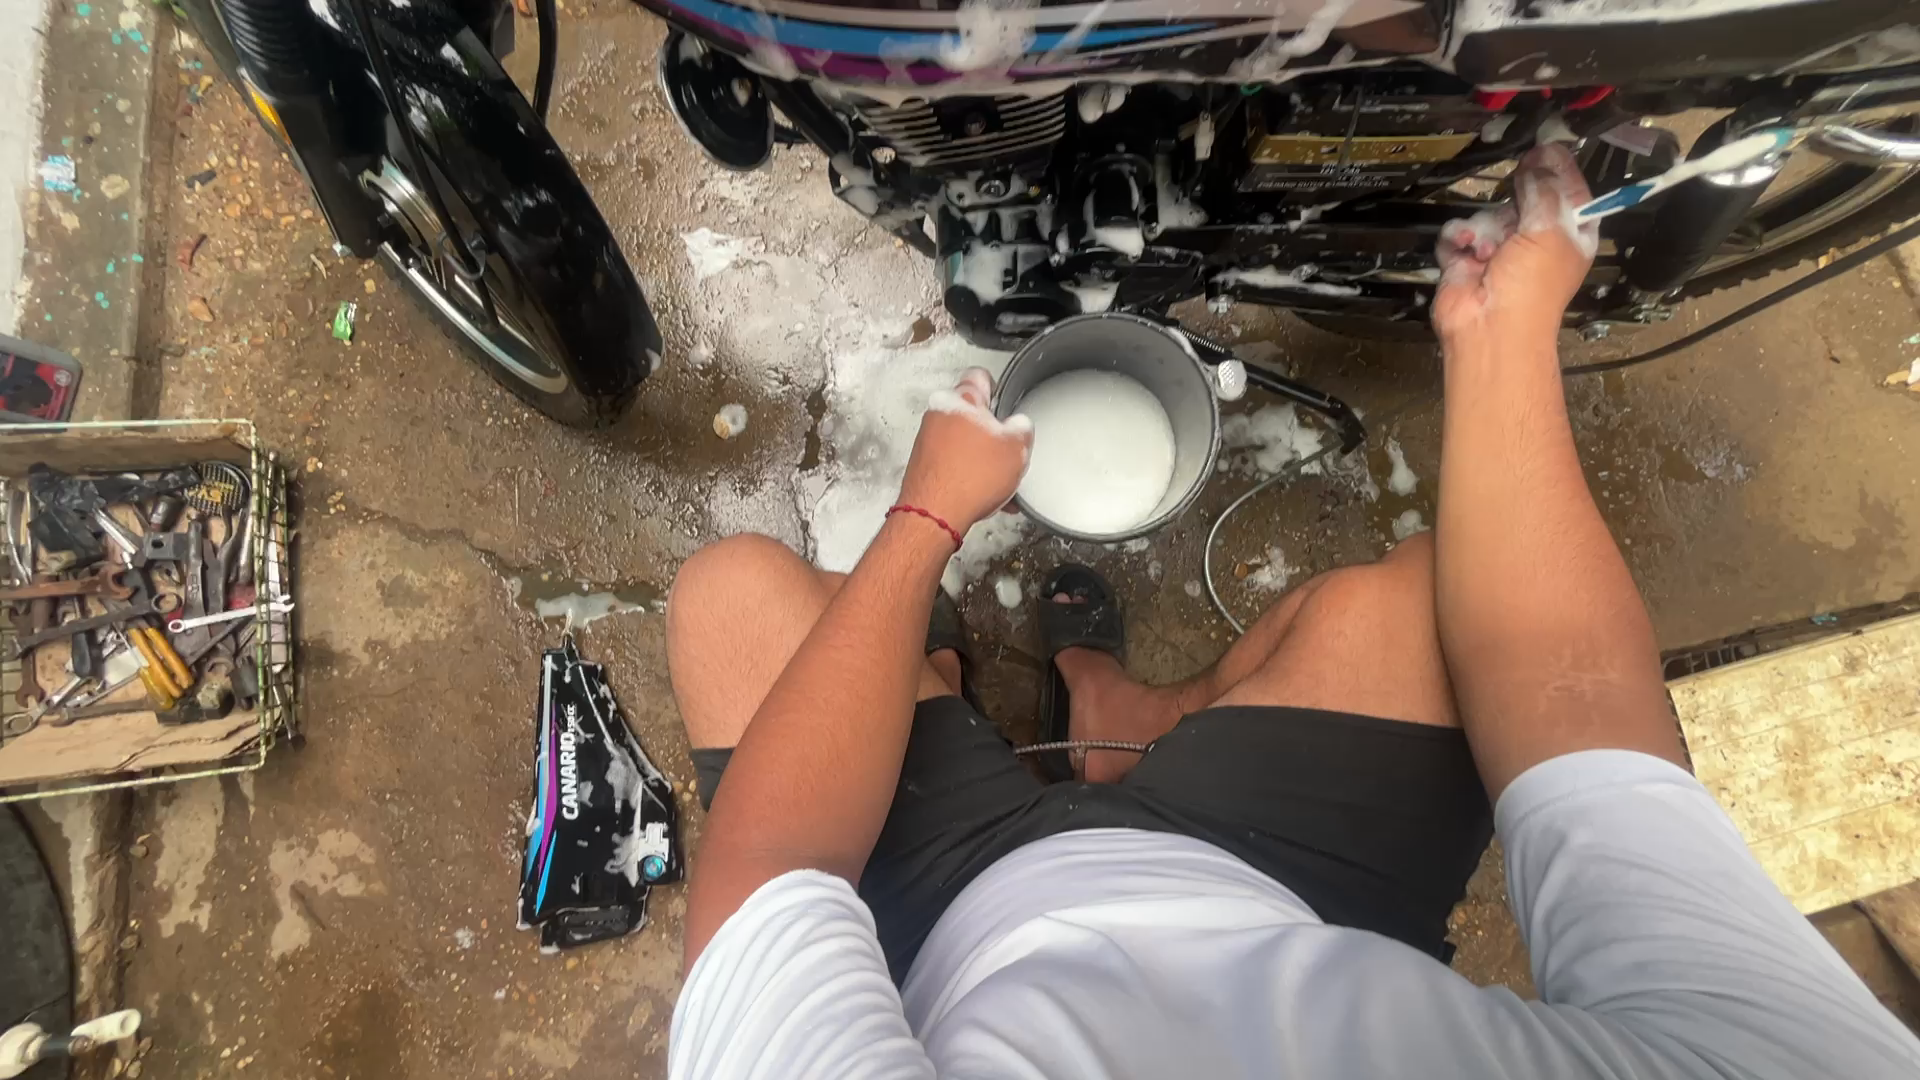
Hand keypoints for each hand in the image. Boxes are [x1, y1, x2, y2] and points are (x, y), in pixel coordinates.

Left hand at [898, 368, 1033, 537]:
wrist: (935, 515)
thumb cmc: (969, 479)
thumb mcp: (1016, 448)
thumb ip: (1023, 428)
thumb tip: (1020, 426)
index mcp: (962, 400)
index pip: (981, 376)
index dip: (998, 388)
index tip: (1004, 401)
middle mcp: (939, 415)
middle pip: (973, 415)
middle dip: (992, 433)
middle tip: (1006, 450)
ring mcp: (927, 440)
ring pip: (963, 443)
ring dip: (981, 459)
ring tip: (998, 483)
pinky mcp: (922, 464)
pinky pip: (952, 464)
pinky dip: (968, 475)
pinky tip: (984, 496)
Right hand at [1433, 143, 1597, 343]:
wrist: (1488, 327)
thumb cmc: (1531, 288)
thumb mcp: (1552, 229)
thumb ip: (1544, 189)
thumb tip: (1538, 159)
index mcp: (1568, 231)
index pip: (1567, 186)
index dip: (1556, 166)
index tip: (1543, 148)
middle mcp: (1533, 237)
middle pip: (1520, 196)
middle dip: (1512, 202)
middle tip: (1513, 208)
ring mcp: (1496, 248)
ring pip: (1485, 211)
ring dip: (1483, 227)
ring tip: (1487, 248)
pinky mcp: (1462, 259)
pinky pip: (1456, 232)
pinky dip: (1458, 239)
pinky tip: (1466, 251)